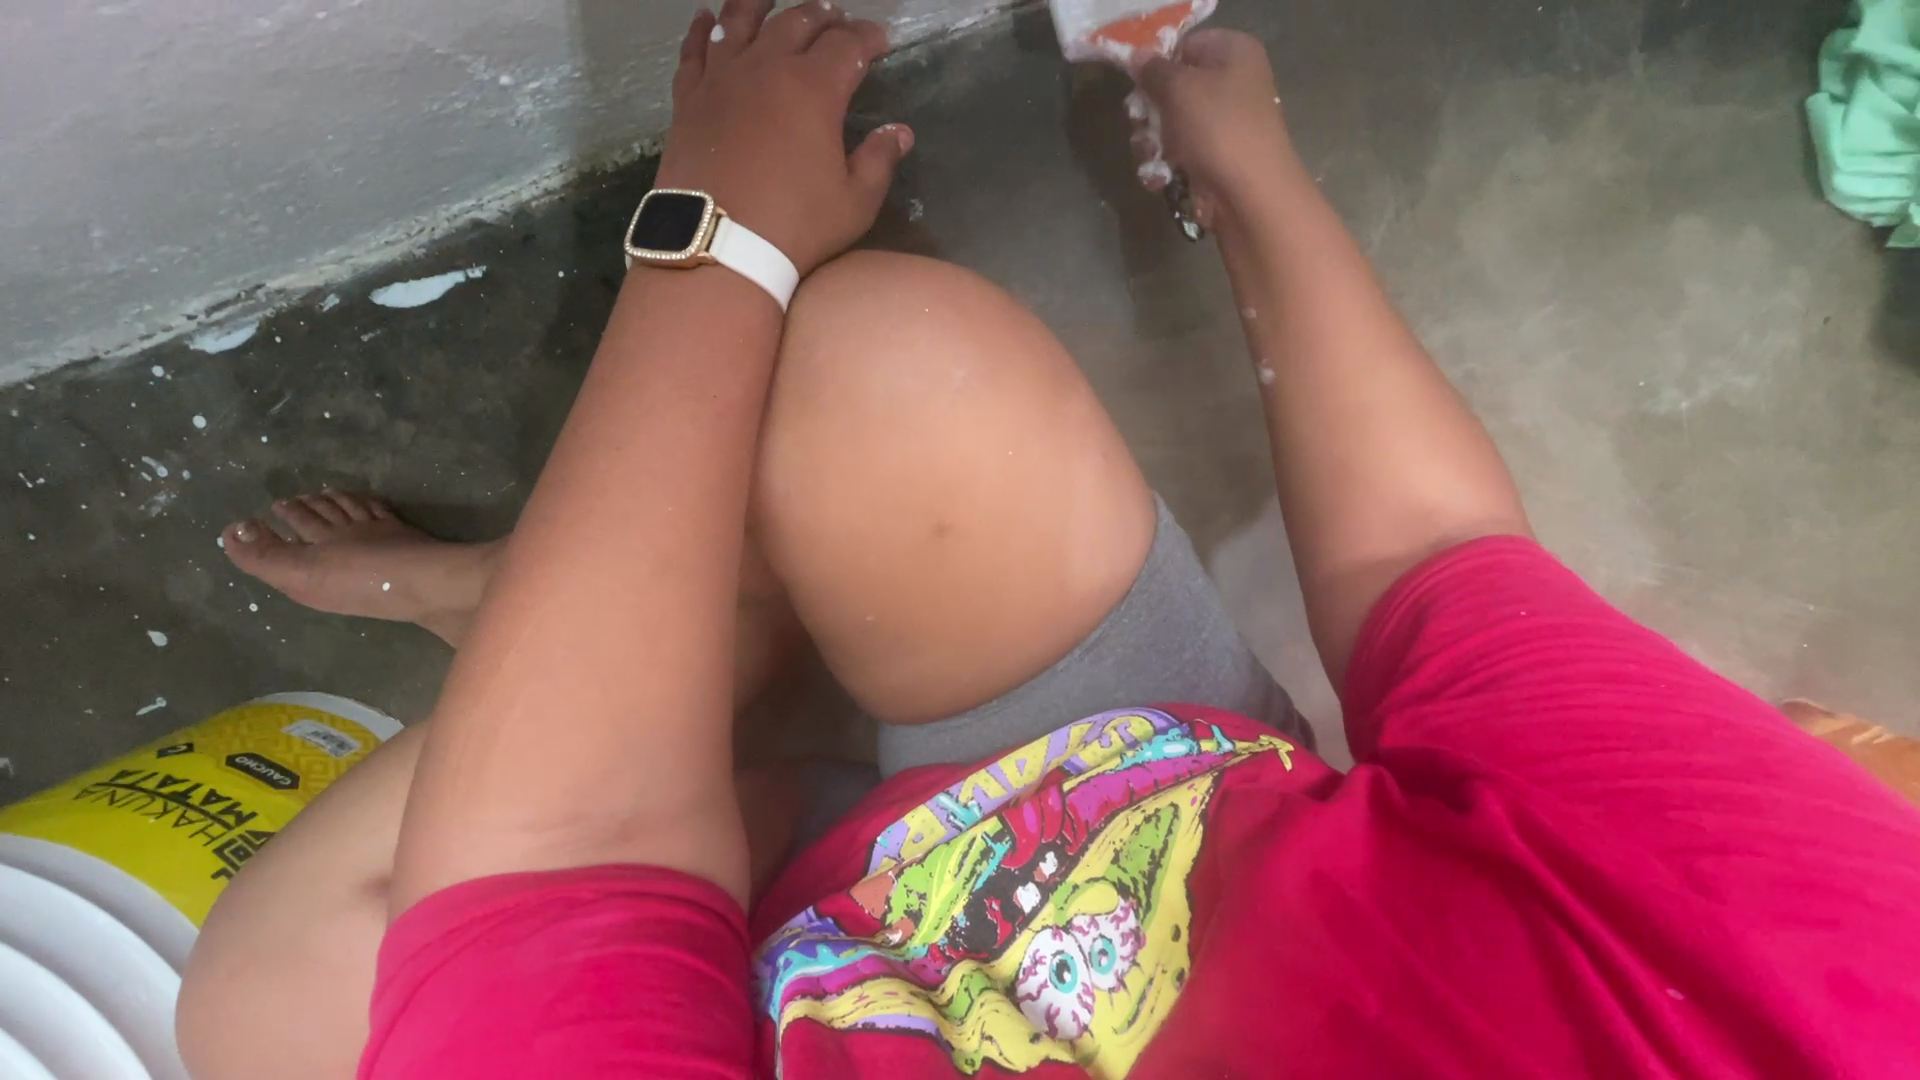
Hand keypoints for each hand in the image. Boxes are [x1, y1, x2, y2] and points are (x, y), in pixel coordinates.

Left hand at [657, 0, 913, 274]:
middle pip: (797, 22)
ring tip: (773, 0)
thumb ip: (879, 161)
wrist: (719, 244)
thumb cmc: (796, 226)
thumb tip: (899, 131)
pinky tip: (706, 17)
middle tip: (836, 18)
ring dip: (762, 5)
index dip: (868, 38)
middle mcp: (767, 67)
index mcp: (814, 88)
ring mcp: (722, 78)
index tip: (882, 40)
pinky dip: (702, 28)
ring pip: (742, 21)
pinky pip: (695, 49)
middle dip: (823, 15)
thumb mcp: (855, 203)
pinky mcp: (689, 98)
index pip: (848, 45)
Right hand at [1132, 30, 1299, 228]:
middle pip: (1173, 91)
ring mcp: (1222, 126)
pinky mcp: (1212, 160)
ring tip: (1151, 161)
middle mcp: (1231, 85)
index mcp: (1233, 54)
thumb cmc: (1218, 130)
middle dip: (1150, 114)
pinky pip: (1178, 156)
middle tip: (1141, 128)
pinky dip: (1164, 168)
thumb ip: (1154, 71)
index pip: (1186, 47)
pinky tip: (1159, 181)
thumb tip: (1138, 57)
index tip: (1139, 89)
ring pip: (1170, 128)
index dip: (1158, 67)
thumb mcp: (1180, 89)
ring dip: (1151, 146)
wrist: (1248, 194)